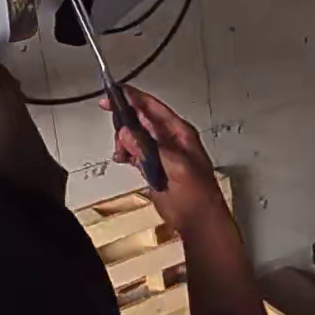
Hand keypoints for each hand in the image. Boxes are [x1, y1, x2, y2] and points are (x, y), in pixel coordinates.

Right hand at [102, 85, 225, 227]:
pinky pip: (134, 152)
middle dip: (125, 123)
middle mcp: (168, 139)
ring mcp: (160, 152)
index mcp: (179, 132)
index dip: (133, 98)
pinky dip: (125, 153)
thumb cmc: (196, 195)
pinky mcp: (152, 166)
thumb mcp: (174, 166)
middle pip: (140, 119)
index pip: (152, 107)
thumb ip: (148, 148)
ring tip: (122, 153)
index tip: (114, 92)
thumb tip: (125, 132)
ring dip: (124, 141)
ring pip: (134, 136)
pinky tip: (123, 159)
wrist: (199, 223)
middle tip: (117, 134)